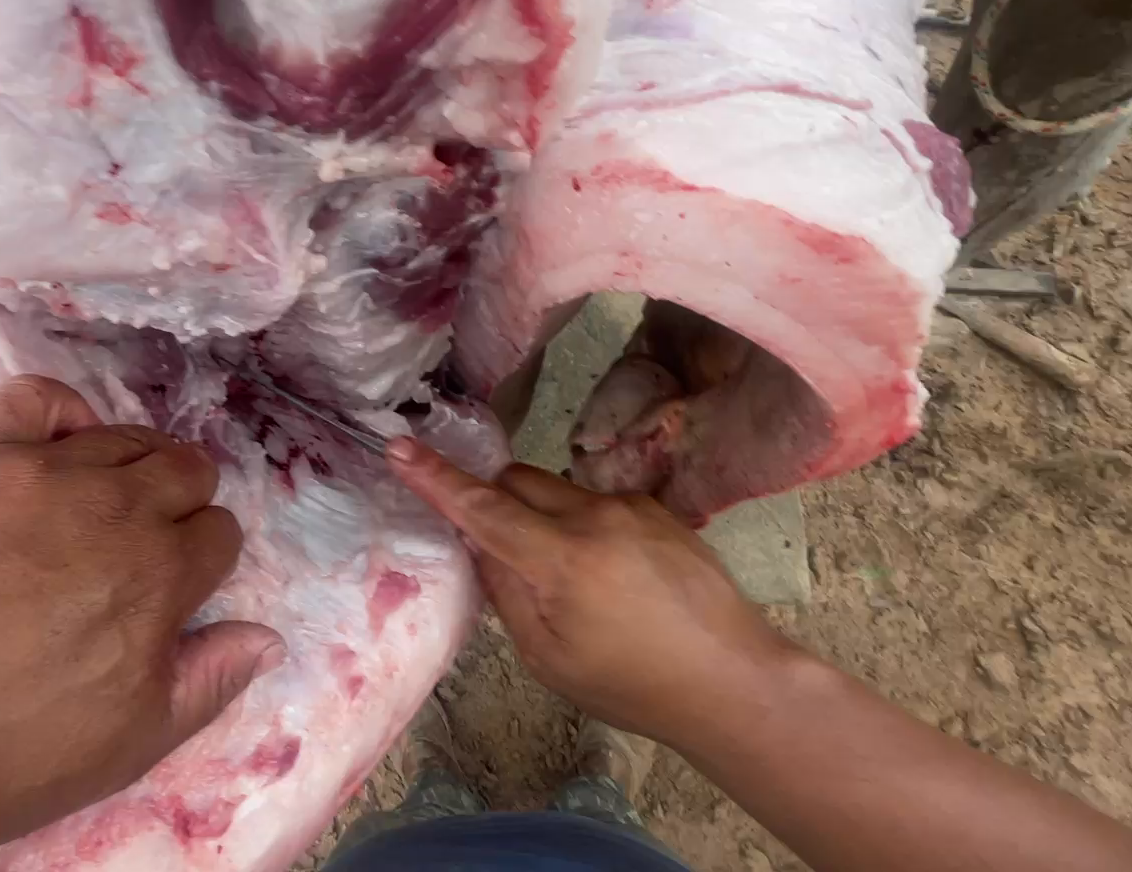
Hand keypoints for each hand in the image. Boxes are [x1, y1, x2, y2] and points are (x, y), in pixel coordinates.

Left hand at [0, 375, 284, 871]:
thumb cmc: (3, 754)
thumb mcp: (130, 743)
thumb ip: (210, 681)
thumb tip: (268, 636)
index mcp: (160, 573)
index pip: (221, 531)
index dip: (207, 558)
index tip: (181, 584)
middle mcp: (115, 505)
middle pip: (186, 467)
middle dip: (184, 502)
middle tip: (144, 544)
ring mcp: (41, 472)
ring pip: (126, 435)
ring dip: (133, 464)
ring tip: (102, 503)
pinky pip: (36, 397)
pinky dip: (60, 412)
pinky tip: (58, 445)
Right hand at [387, 439, 796, 745]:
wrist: (734, 681)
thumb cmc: (630, 683)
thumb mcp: (547, 656)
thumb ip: (504, 588)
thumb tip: (477, 538)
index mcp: (561, 561)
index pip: (482, 508)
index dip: (436, 479)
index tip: (398, 448)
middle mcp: (594, 517)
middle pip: (515, 479)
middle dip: (493, 500)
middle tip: (501, 547)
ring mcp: (629, 506)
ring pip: (554, 488)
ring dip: (539, 515)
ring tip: (572, 575)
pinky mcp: (655, 507)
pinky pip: (592, 500)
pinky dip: (579, 523)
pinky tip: (611, 571)